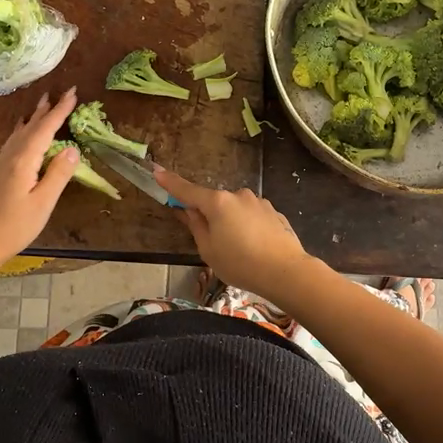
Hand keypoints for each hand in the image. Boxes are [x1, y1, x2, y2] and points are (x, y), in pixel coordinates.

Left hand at [0, 88, 80, 282]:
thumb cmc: (14, 226)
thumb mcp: (43, 203)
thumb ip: (58, 174)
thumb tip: (74, 148)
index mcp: (24, 160)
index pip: (46, 129)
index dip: (60, 111)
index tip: (74, 93)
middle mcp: (12, 155)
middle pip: (32, 126)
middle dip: (48, 108)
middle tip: (63, 91)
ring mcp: (4, 163)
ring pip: (22, 131)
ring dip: (34, 116)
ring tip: (43, 102)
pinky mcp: (0, 172)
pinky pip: (15, 140)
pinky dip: (24, 128)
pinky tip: (23, 130)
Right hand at [153, 167, 315, 304]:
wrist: (285, 270)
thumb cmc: (240, 263)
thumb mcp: (209, 250)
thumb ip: (196, 226)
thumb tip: (188, 210)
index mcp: (217, 202)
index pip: (187, 190)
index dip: (170, 183)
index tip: (156, 171)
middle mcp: (237, 195)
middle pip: (215, 202)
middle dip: (210, 217)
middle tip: (215, 244)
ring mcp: (258, 201)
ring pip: (235, 210)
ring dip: (232, 223)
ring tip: (241, 251)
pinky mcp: (273, 211)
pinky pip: (252, 216)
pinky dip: (249, 228)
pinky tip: (256, 248)